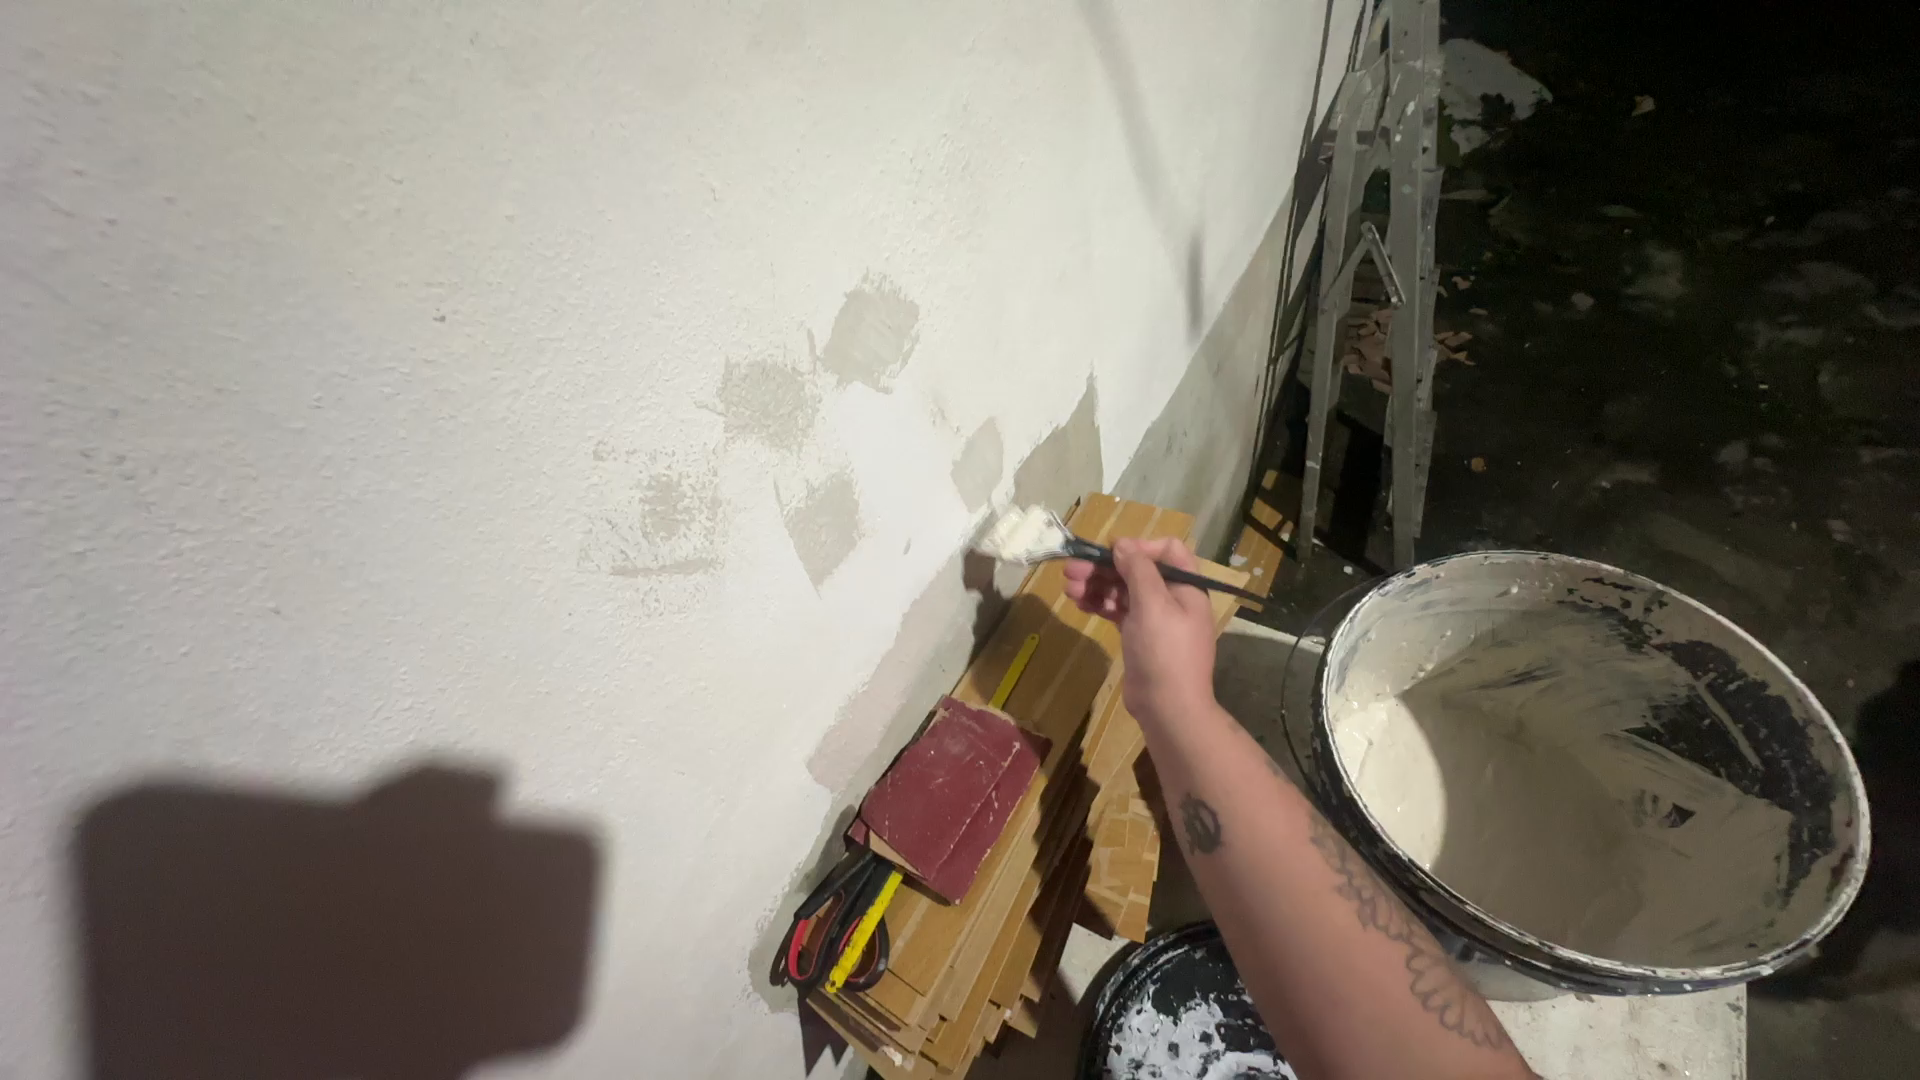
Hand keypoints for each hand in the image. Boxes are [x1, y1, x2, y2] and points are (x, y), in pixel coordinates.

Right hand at [1063, 536, 1217, 725]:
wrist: (1168, 708)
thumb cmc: (1164, 652)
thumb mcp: (1153, 605)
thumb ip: (1138, 570)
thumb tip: (1123, 544)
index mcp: (1186, 587)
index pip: (1167, 551)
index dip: (1138, 547)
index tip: (1110, 553)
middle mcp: (1173, 599)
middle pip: (1137, 571)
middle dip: (1105, 568)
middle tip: (1071, 569)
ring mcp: (1155, 619)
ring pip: (1124, 591)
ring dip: (1097, 585)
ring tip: (1068, 587)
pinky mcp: (1139, 637)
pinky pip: (1118, 611)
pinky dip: (1100, 604)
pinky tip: (1079, 603)